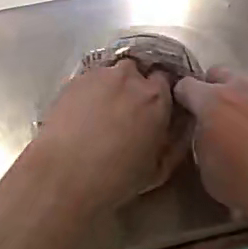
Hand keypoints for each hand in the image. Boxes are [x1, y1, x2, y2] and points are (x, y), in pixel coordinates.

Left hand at [28, 61, 185, 212]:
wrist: (65, 171)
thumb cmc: (117, 176)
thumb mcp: (159, 168)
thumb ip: (176, 140)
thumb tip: (183, 123)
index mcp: (156, 97)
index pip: (165, 79)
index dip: (160, 93)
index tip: (156, 107)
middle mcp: (129, 77)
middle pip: (138, 72)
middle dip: (136, 87)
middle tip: (128, 111)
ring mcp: (99, 74)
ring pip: (112, 73)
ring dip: (113, 86)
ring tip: (104, 111)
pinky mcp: (74, 78)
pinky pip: (90, 79)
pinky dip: (92, 90)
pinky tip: (84, 111)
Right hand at [174, 69, 247, 248]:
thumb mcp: (215, 181)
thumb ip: (203, 149)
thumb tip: (207, 137)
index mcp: (213, 102)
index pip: (186, 86)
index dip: (186, 98)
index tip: (190, 112)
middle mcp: (242, 82)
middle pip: (220, 74)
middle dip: (220, 91)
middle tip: (232, 120)